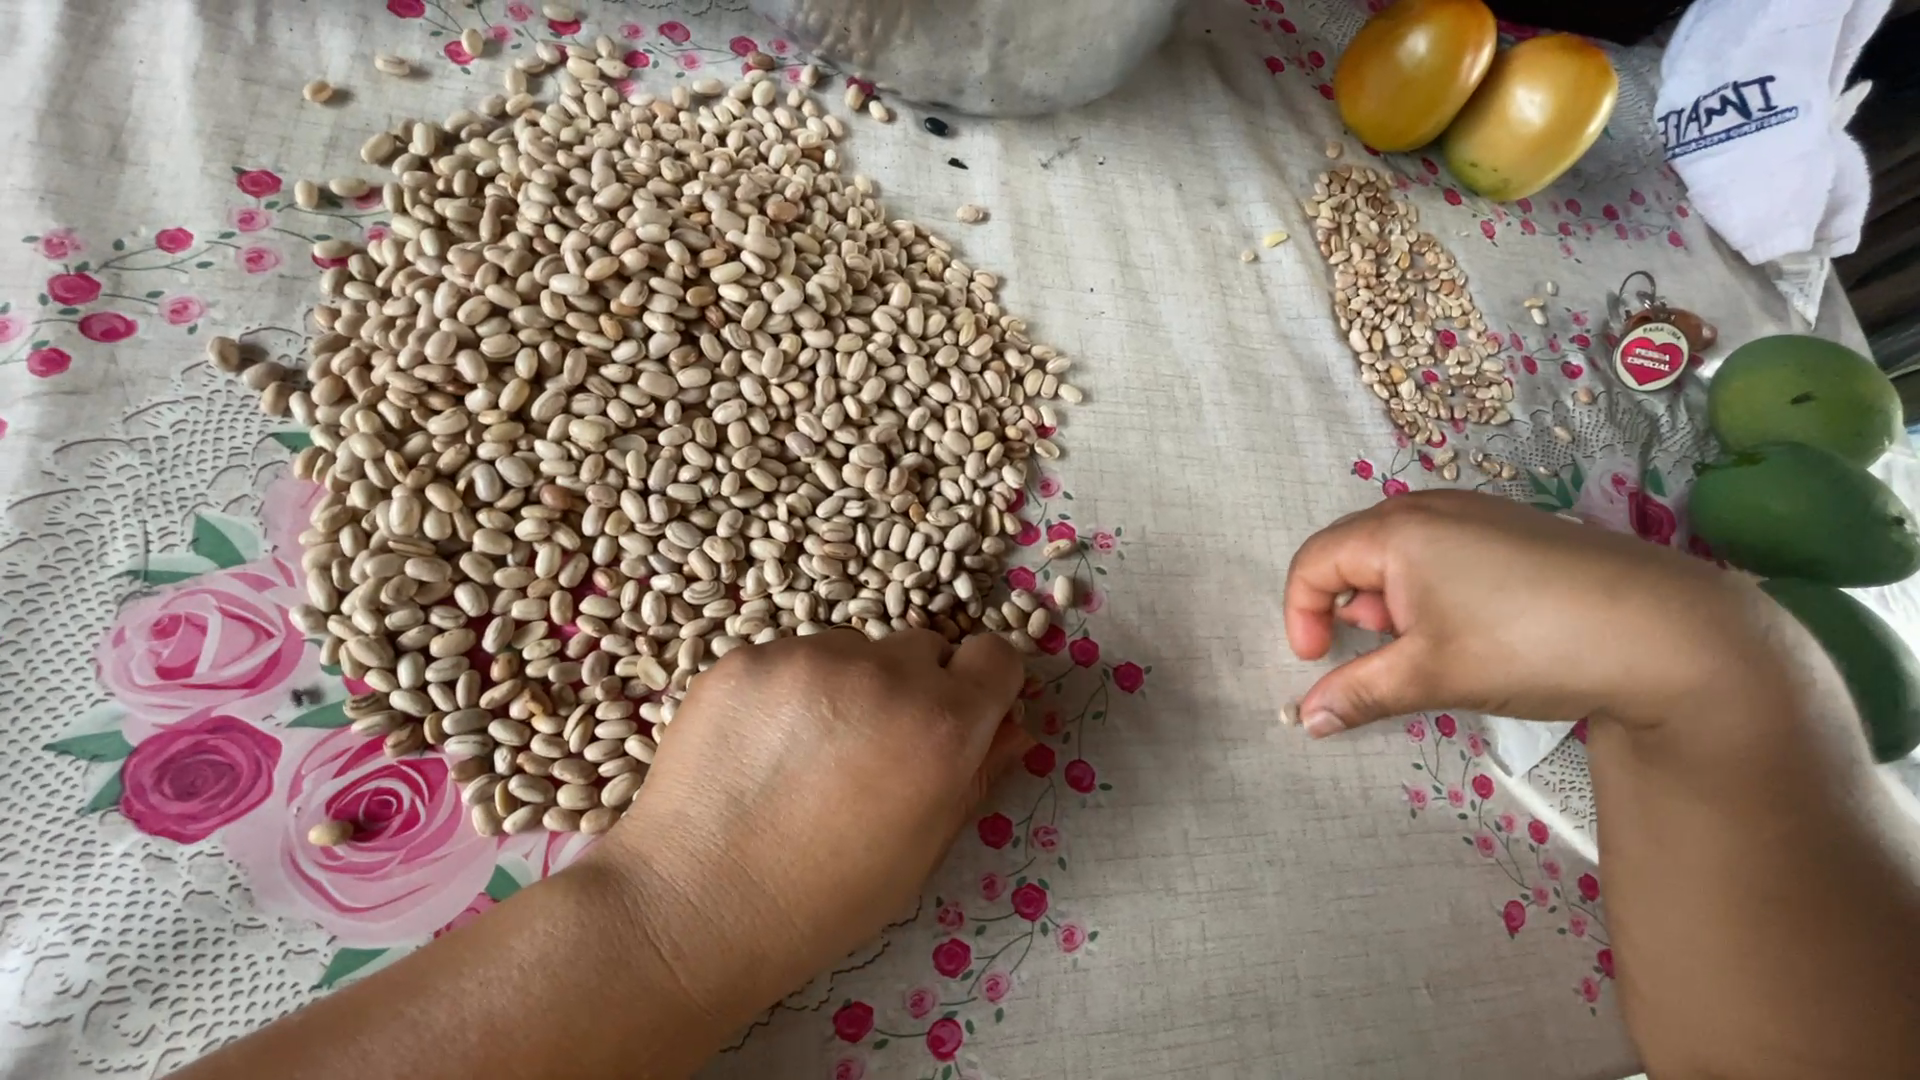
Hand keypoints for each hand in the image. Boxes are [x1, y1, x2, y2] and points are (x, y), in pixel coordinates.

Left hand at [583, 628, 1030, 1033]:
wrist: (694, 908)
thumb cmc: (825, 898)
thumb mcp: (923, 848)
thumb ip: (976, 774)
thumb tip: (1013, 726)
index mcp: (944, 724)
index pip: (996, 656)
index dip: (982, 684)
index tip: (959, 713)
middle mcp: (886, 674)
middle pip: (925, 647)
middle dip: (914, 686)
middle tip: (872, 744)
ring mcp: (811, 655)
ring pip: (856, 648)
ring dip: (849, 684)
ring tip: (805, 750)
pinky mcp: (750, 654)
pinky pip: (794, 655)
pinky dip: (792, 687)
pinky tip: (762, 742)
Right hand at [1283, 490, 1796, 735]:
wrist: (1675, 635)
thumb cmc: (1527, 645)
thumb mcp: (1430, 676)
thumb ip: (1357, 692)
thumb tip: (1306, 720)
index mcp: (1395, 530)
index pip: (1313, 563)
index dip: (1300, 614)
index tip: (1316, 661)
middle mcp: (1427, 507)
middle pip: (1351, 552)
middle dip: (1348, 607)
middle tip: (1379, 652)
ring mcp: (1475, 511)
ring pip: (1396, 552)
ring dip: (1390, 600)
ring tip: (1428, 643)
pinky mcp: (1512, 527)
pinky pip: (1439, 548)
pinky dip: (1428, 586)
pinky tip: (1471, 623)